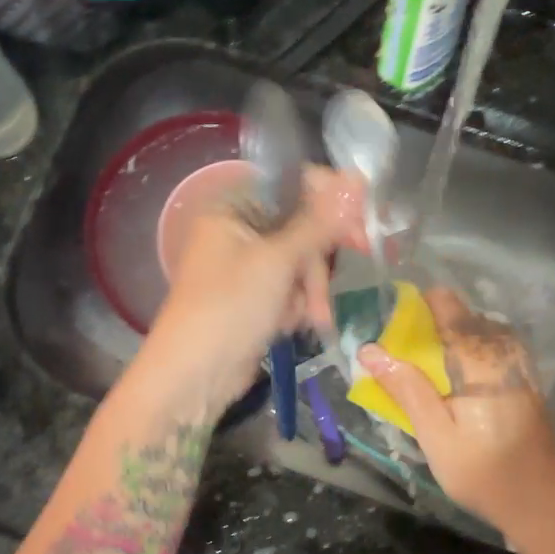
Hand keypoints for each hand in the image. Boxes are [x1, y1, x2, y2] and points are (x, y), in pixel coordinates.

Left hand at [136, 166, 365, 413]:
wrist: (195, 375)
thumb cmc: (230, 307)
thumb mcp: (277, 260)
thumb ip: (319, 221)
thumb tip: (356, 178)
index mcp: (233, 209)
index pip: (292, 186)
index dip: (329, 203)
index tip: (359, 227)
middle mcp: (237, 232)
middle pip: (300, 229)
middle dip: (317, 263)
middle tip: (342, 276)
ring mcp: (244, 269)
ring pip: (299, 265)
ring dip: (309, 292)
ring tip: (310, 318)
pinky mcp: (253, 302)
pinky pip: (288, 292)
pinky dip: (296, 308)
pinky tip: (293, 326)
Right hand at [356, 288, 554, 543]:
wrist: (541, 503)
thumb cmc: (483, 473)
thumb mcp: (435, 436)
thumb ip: (407, 388)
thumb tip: (370, 350)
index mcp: (481, 359)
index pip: (449, 306)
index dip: (417, 306)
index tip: (390, 323)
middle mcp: (505, 352)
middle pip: (464, 316)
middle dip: (430, 326)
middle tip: (398, 354)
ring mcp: (521, 367)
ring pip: (480, 333)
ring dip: (449, 342)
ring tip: (422, 369)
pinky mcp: (525, 383)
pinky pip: (493, 351)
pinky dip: (468, 356)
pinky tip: (454, 384)